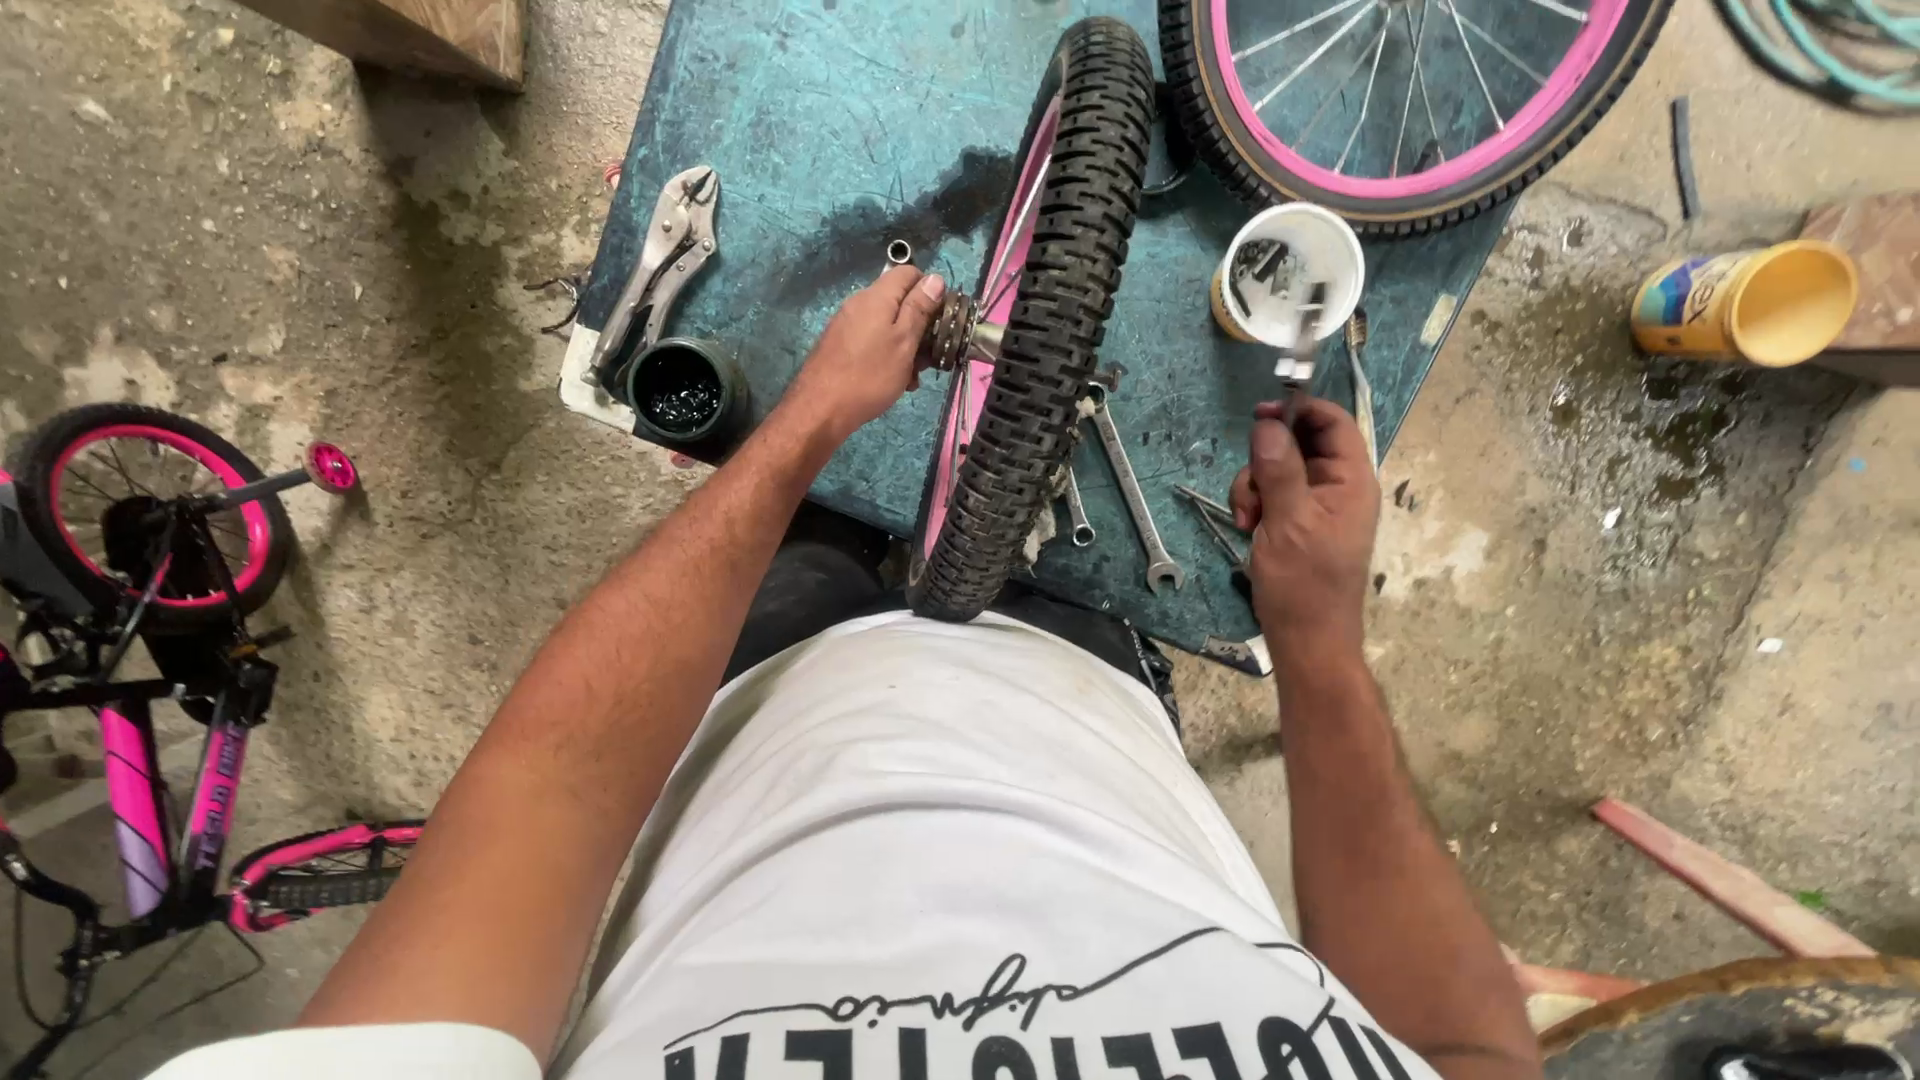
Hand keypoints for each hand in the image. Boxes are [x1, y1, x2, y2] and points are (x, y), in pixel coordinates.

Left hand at [782, 266, 945, 442]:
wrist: (821, 408)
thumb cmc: (870, 375)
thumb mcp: (904, 342)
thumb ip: (919, 309)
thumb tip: (934, 278)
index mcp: (876, 297)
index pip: (908, 273)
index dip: (930, 290)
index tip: (941, 318)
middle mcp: (858, 303)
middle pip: (897, 301)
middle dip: (918, 324)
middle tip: (928, 355)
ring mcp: (846, 324)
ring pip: (886, 325)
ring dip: (904, 346)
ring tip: (911, 376)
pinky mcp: (839, 344)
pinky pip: (871, 340)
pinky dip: (886, 355)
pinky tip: (892, 380)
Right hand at [1229, 396, 1379, 663]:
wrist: (1305, 639)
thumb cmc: (1305, 585)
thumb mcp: (1288, 523)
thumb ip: (1278, 470)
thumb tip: (1267, 424)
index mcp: (1351, 481)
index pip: (1332, 423)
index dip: (1298, 411)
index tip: (1259, 415)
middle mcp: (1336, 486)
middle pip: (1297, 443)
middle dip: (1264, 459)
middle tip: (1250, 485)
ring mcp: (1314, 504)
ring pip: (1275, 468)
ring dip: (1253, 486)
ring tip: (1248, 519)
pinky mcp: (1294, 521)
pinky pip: (1270, 494)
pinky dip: (1254, 504)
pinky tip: (1248, 528)